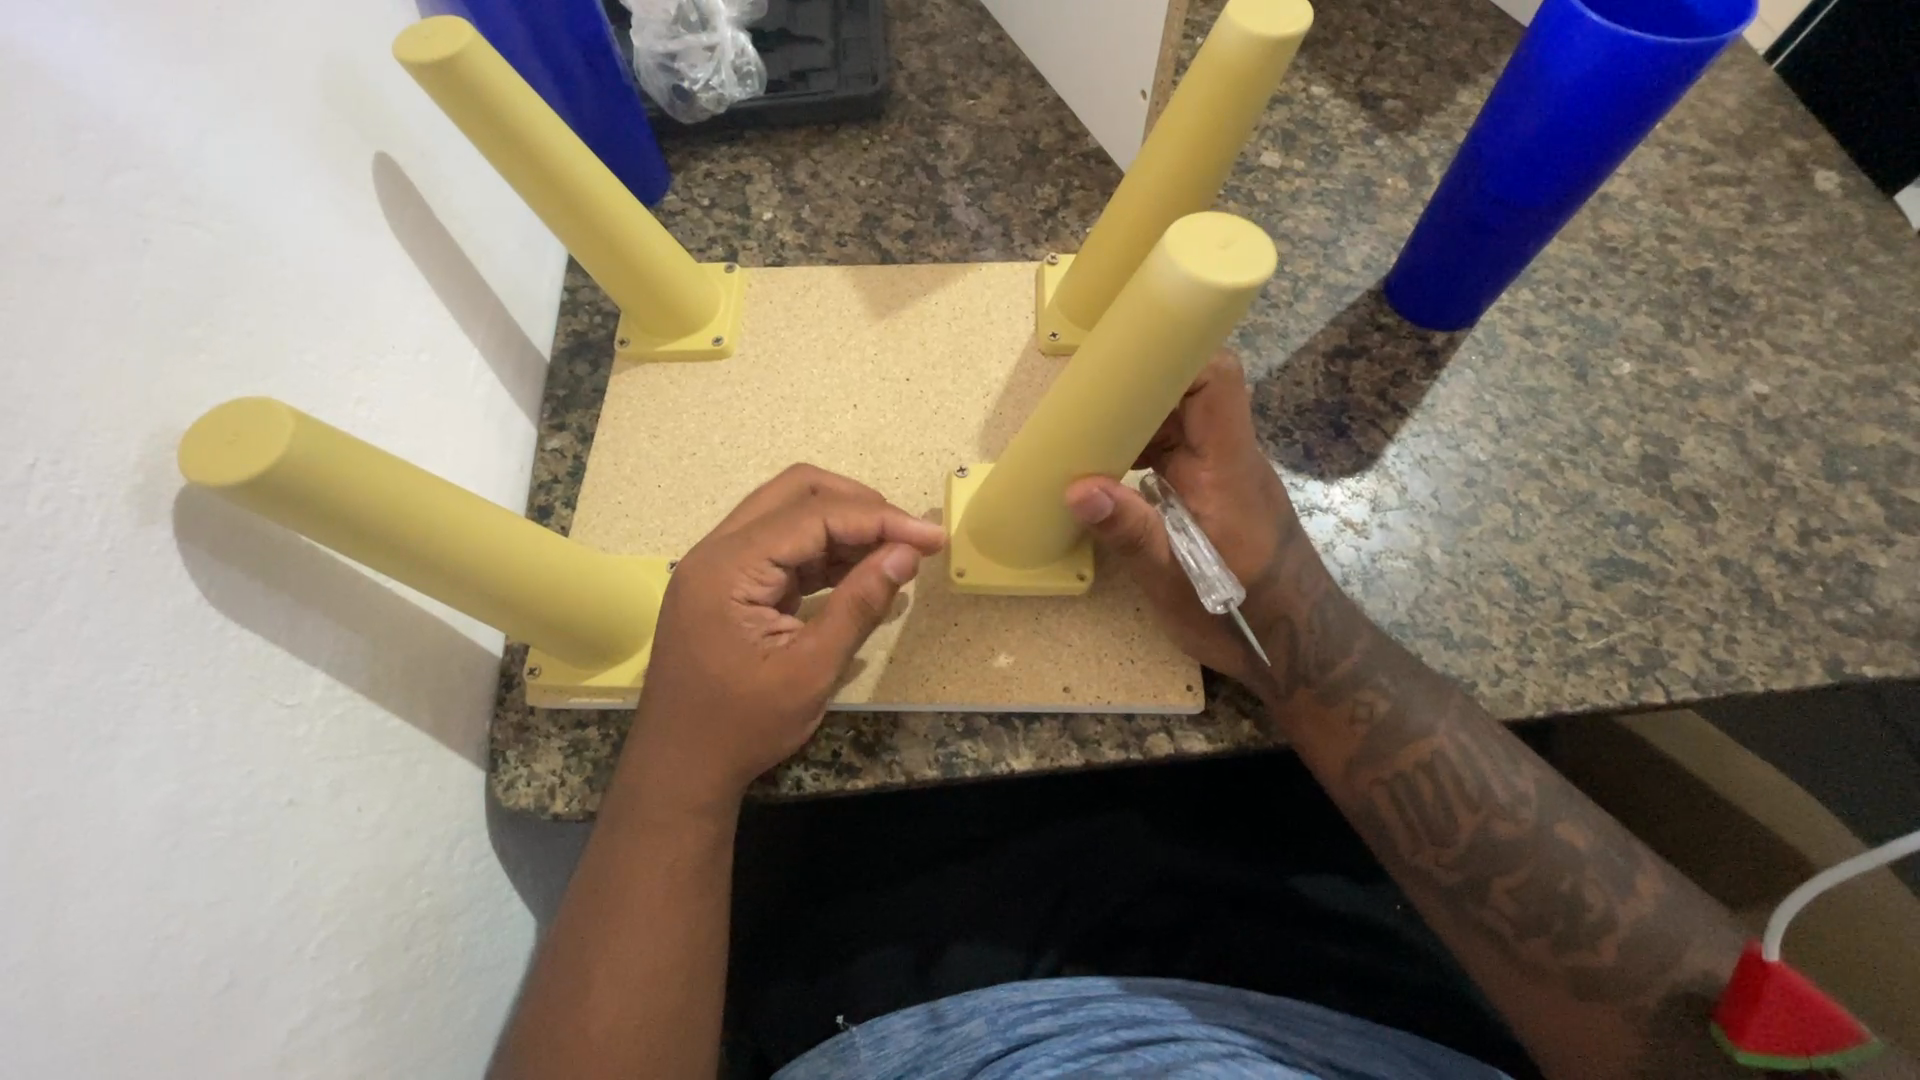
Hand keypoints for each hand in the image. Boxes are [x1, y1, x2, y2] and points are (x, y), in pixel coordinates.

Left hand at [617, 465, 946, 816]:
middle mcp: (718, 551)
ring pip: (790, 515)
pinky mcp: (731, 585)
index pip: (814, 515)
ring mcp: (721, 566)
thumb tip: (907, 553)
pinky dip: (826, 552)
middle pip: (796, 492)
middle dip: (859, 506)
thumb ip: (859, 605)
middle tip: (908, 537)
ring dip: (845, 527)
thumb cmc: (741, 727)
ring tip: (895, 553)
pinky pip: (784, 548)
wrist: (679, 769)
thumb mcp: (810, 671)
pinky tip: (863, 571)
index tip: (932, 538)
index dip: (879, 519)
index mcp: (729, 567)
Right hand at [1064, 352, 1330, 697]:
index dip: (1174, 356)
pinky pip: (1179, 452)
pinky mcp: (1215, 492)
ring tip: (1089, 443)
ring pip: (1182, 423)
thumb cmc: (1243, 608)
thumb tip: (1075, 490)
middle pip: (1192, 393)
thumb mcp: (1173, 576)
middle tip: (1085, 408)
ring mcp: (1223, 473)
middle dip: (1139, 392)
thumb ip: (1128, 530)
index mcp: (1227, 462)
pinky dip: (1144, 452)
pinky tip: (1112, 475)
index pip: (1216, 379)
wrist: (1295, 643)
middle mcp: (1229, 455)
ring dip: (1138, 425)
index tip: (1121, 362)